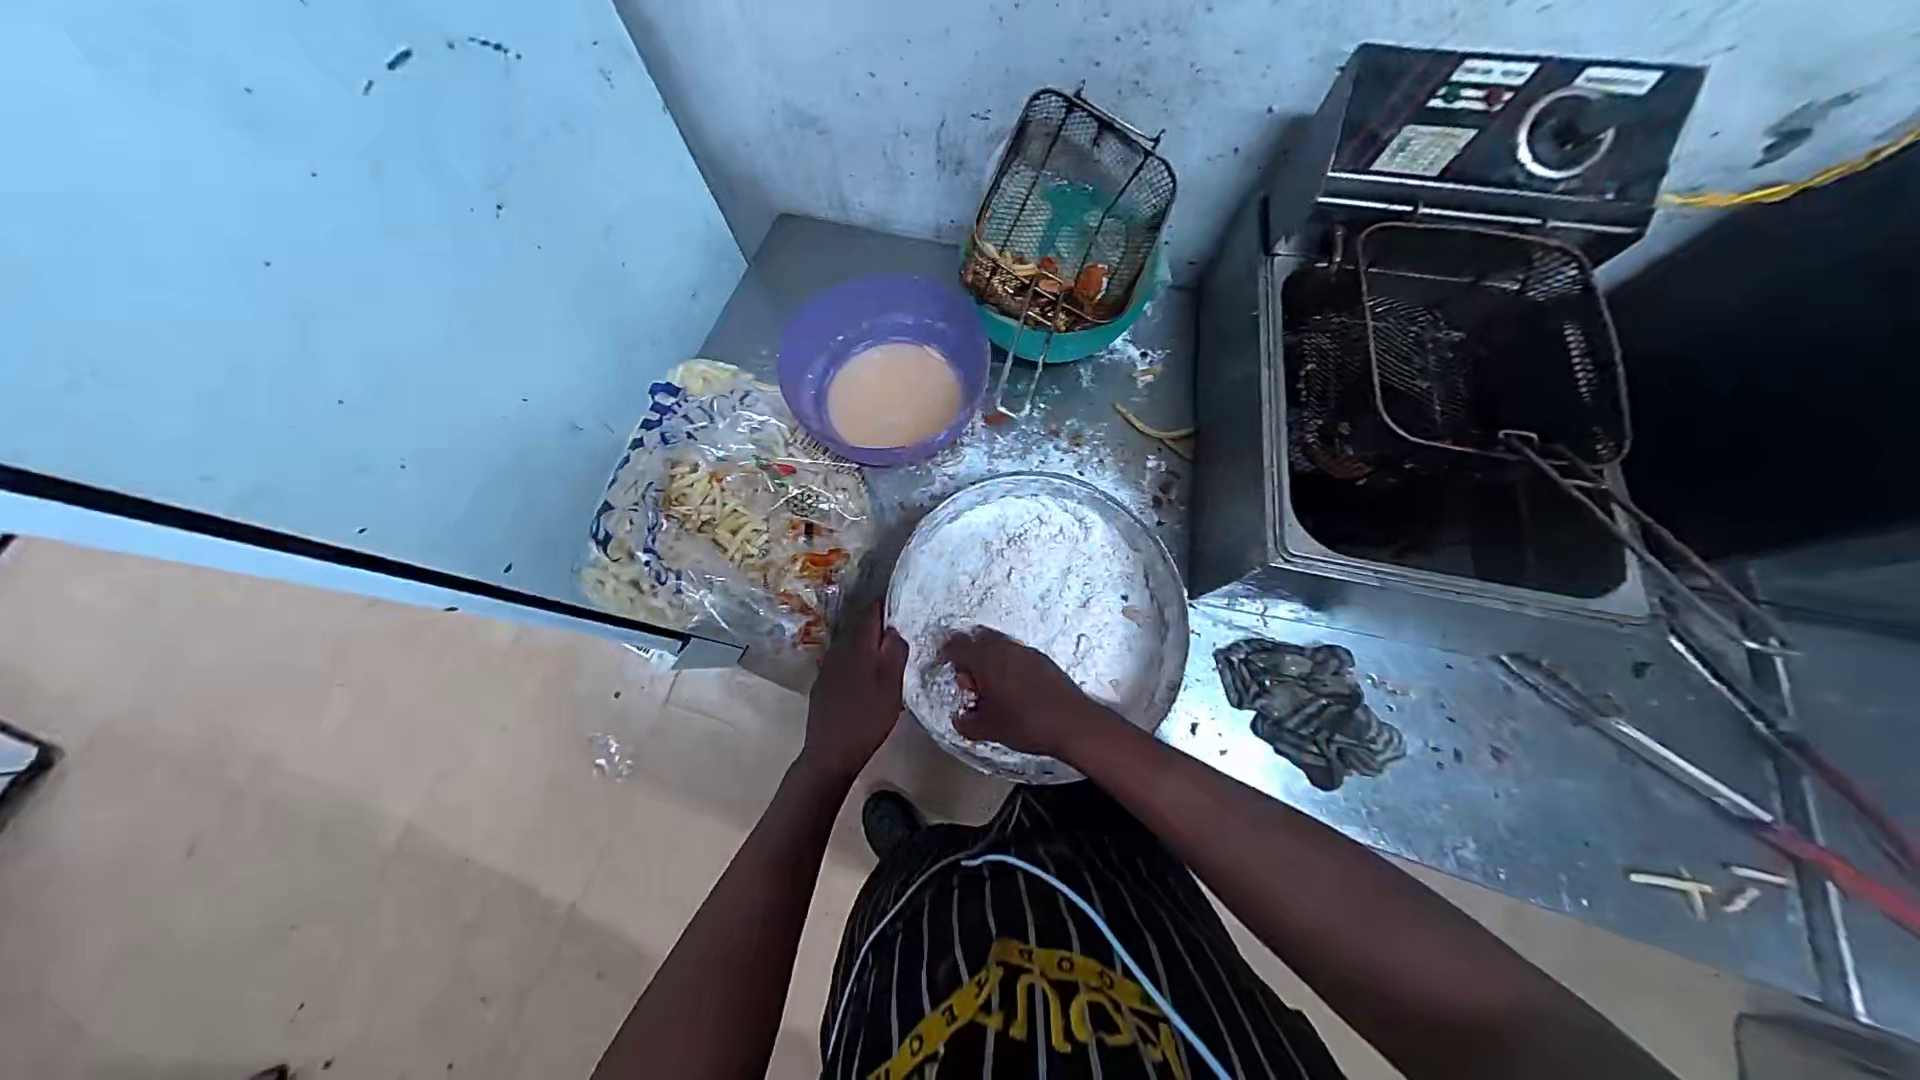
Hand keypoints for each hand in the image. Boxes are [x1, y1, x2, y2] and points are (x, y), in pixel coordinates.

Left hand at [800, 603, 907, 781]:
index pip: (869, 613)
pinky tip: (866, 678)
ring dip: (867, 646)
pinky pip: (843, 663)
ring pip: (851, 647)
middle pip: (859, 629)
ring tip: (886, 655)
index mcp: (857, 647)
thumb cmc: (867, 719)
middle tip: (900, 632)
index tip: (900, 604)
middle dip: (877, 627)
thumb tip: (893, 630)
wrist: (830, 753)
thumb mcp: (892, 686)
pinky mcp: (822, 685)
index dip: (884, 606)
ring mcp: (827, 668)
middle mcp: (838, 651)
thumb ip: (894, 653)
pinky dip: (857, 663)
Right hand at [940, 626, 1120, 760]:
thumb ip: (967, 722)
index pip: (957, 645)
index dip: (947, 652)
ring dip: (989, 662)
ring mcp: (1027, 652)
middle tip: (969, 683)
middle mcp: (1006, 649)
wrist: (1073, 724)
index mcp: (986, 659)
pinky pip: (1016, 655)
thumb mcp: (988, 728)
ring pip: (999, 647)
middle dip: (969, 657)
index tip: (944, 661)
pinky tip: (1012, 691)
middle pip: (978, 640)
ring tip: (990, 690)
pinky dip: (1007, 666)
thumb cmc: (1027, 723)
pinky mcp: (1043, 661)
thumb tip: (960, 720)